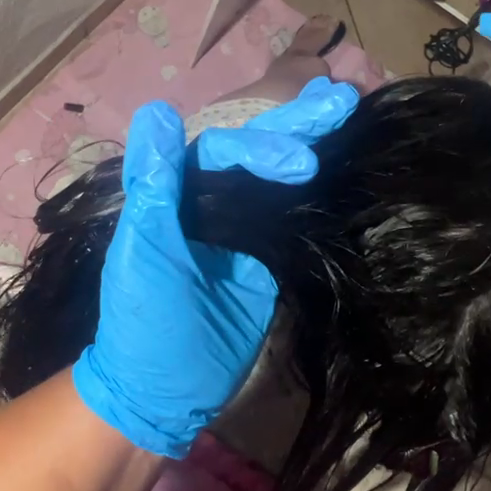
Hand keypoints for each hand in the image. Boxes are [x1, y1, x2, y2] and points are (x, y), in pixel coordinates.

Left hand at [74, 77, 357, 455]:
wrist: (164, 390)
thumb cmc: (144, 321)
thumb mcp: (144, 252)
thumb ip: (154, 185)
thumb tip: (157, 110)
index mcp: (177, 190)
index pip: (223, 149)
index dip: (262, 148)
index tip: (303, 164)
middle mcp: (210, 198)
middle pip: (255, 148)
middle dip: (296, 123)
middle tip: (341, 100)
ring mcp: (243, 226)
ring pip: (278, 174)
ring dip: (310, 140)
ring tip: (347, 105)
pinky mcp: (269, 254)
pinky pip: (294, 213)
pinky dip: (318, 188)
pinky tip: (342, 161)